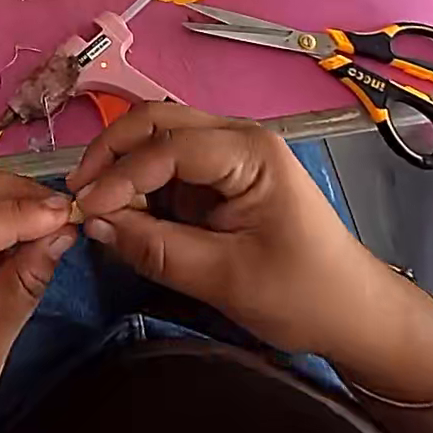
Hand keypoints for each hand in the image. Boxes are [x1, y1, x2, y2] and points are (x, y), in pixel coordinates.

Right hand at [65, 101, 432, 384]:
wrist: (352, 311)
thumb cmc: (302, 293)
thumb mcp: (227, 279)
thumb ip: (157, 248)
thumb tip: (94, 223)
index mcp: (249, 150)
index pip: (170, 146)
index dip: (122, 174)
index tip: (83, 207)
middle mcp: (236, 136)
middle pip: (159, 121)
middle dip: (114, 151)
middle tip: (79, 192)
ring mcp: (226, 152)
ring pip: (158, 137)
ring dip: (123, 164)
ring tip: (95, 204)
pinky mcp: (218, 174)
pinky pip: (167, 165)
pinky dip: (139, 183)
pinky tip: (123, 210)